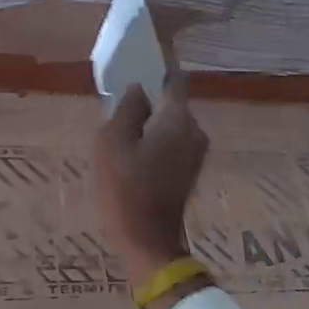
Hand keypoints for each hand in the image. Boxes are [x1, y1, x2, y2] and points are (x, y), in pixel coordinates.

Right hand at [94, 72, 208, 281]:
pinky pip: (173, 143)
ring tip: (122, 136)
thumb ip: (126, 108)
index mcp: (178, 119)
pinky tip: (134, 156)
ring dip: (151, 125)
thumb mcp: (112, 142)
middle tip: (118, 110)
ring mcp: (196, 153)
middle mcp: (195, 131)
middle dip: (149, 102)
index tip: (136, 70)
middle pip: (172, 103)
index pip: (175, 79)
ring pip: (171, 125)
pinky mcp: (190, 171)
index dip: (157, 70)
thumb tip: (138, 90)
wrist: (148, 239)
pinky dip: (156, 142)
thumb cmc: (125, 188)